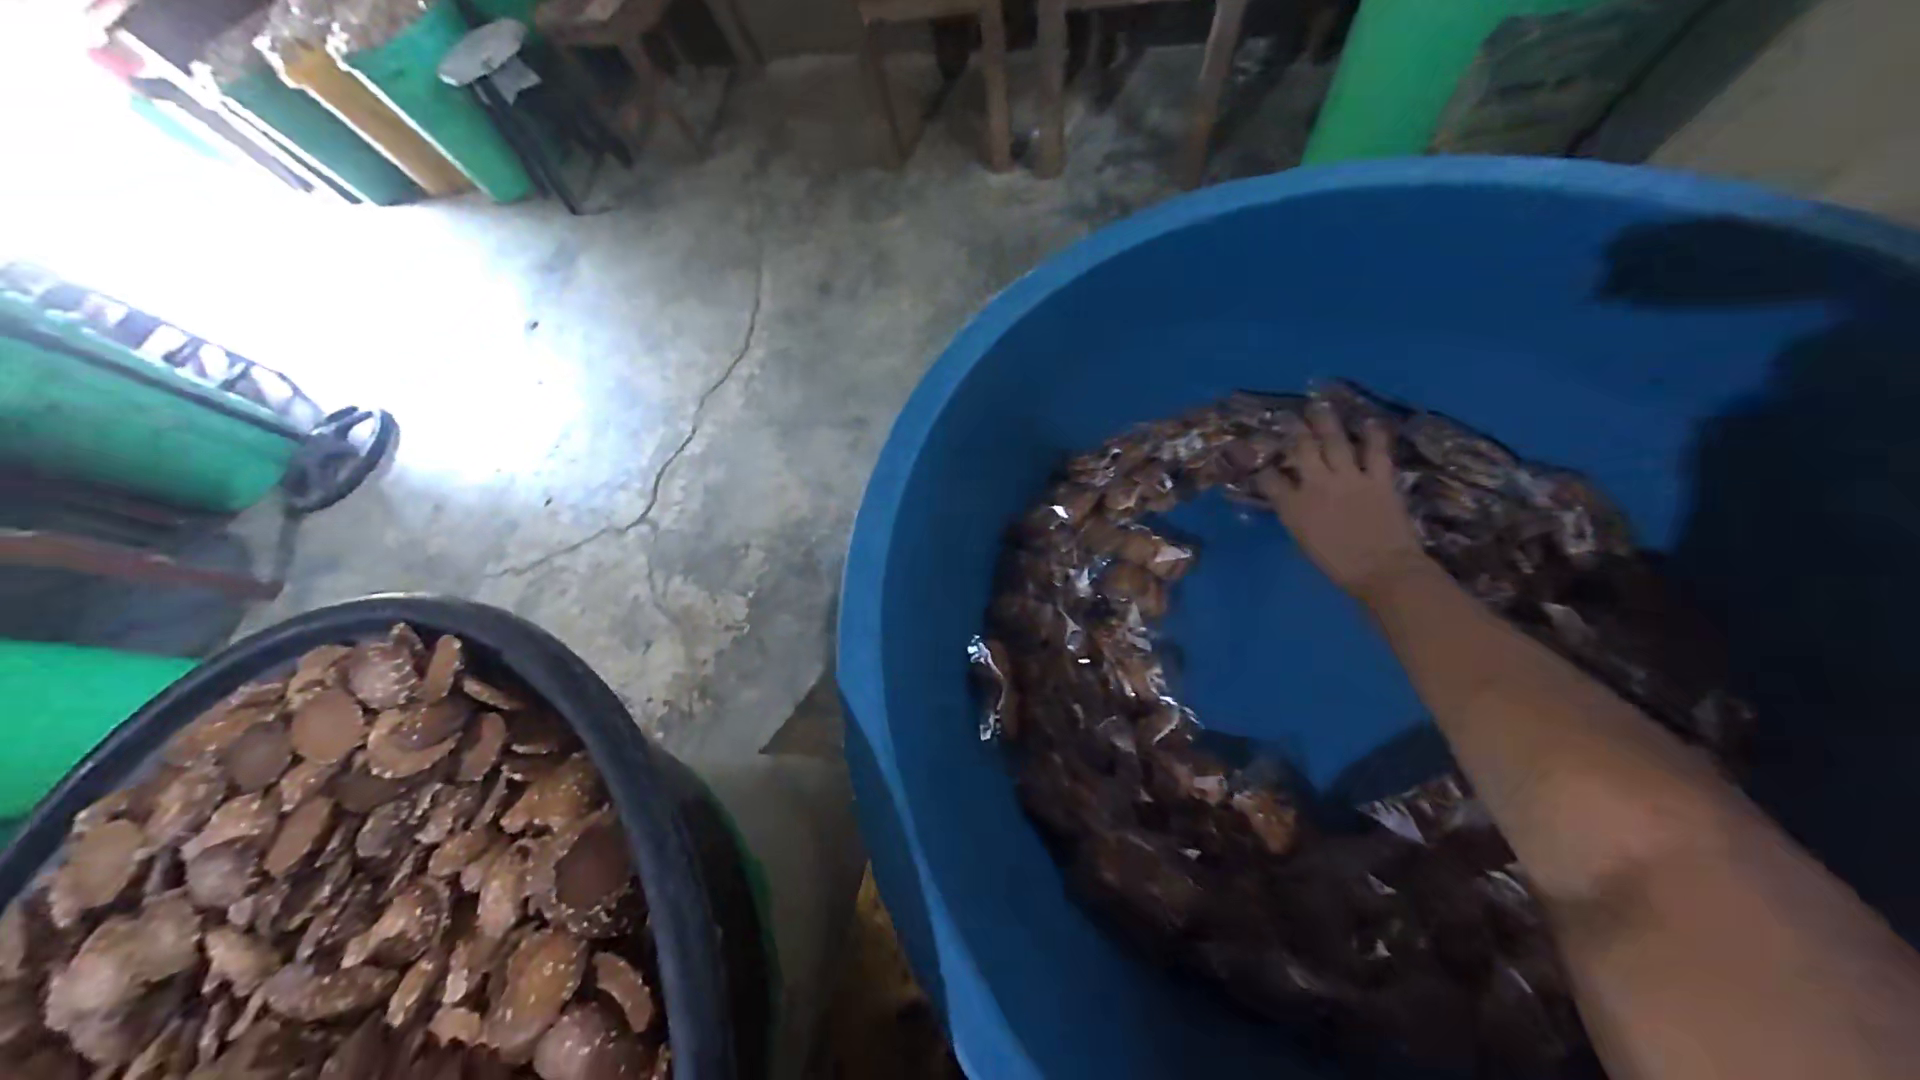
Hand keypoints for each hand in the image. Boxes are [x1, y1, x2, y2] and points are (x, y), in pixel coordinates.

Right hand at [1253, 403, 1429, 601]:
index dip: (1262, 467)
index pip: (1270, 478)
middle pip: (1301, 449)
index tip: (1261, 459)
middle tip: (1287, 415)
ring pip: (1334, 442)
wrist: (1383, 572)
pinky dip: (1373, 434)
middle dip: (1292, 430)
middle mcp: (1317, 485)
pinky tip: (1369, 421)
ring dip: (1326, 422)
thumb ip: (1296, 514)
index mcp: (1293, 507)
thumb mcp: (1303, 540)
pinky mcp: (1380, 479)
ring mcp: (1350, 478)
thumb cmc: (1338, 565)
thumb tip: (1292, 499)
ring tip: (1319, 405)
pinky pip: (1376, 451)